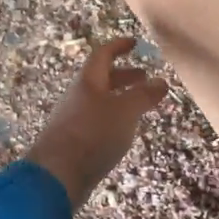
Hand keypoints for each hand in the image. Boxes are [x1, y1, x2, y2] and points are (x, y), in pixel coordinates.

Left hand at [26, 37, 169, 207]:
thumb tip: (161, 81)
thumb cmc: (93, 134)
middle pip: (101, 79)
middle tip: (144, 78)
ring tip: (140, 108)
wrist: (56, 176)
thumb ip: (144, 95)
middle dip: (123, 76)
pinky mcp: (73, 143)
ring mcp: (73, 121)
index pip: (102, 55)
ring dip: (120, 99)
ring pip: (99, 102)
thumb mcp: (125, 111)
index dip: (118, 46)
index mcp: (88, 82)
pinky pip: (96, 123)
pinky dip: (113, 120)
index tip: (134, 43)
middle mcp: (78, 97)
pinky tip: (123, 133)